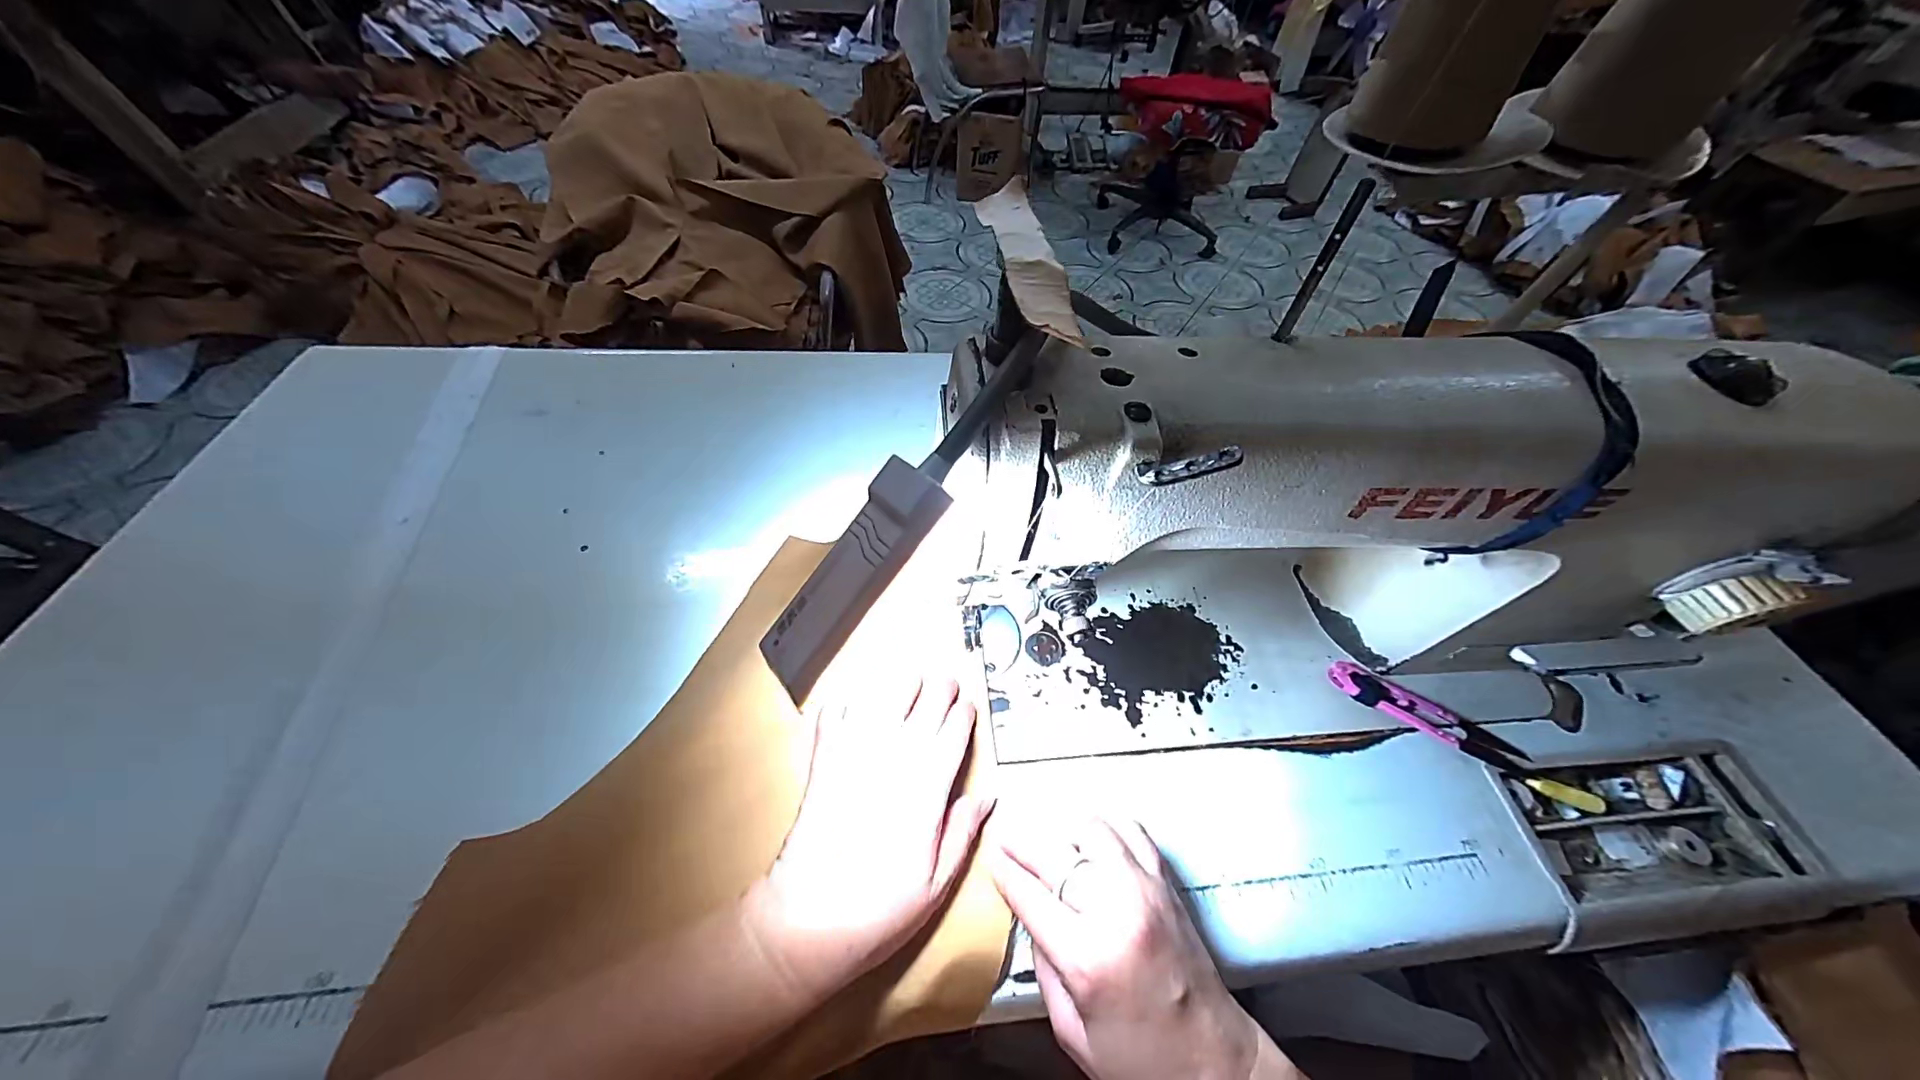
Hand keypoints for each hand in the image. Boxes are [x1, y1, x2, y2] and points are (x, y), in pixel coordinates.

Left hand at [746, 676, 993, 1000]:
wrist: (808, 918)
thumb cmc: (875, 908)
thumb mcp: (936, 883)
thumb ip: (963, 833)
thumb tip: (984, 801)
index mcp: (926, 788)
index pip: (953, 732)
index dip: (963, 714)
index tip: (967, 707)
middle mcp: (893, 761)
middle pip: (922, 704)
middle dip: (939, 688)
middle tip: (945, 682)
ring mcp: (855, 756)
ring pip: (882, 698)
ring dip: (899, 683)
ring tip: (910, 678)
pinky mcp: (823, 761)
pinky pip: (835, 714)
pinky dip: (846, 699)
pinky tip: (855, 695)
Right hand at [990, 815, 1286, 1079]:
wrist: (1214, 1061)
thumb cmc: (1142, 1059)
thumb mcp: (1072, 1029)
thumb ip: (1044, 968)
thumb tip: (1030, 918)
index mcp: (1087, 957)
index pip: (1029, 894)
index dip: (1004, 871)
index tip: (991, 858)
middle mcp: (1117, 912)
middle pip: (1054, 854)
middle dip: (1022, 842)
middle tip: (1007, 838)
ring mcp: (1146, 891)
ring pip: (1092, 829)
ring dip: (1062, 830)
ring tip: (1047, 838)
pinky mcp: (1166, 884)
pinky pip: (1132, 831)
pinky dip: (1106, 825)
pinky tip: (1091, 834)